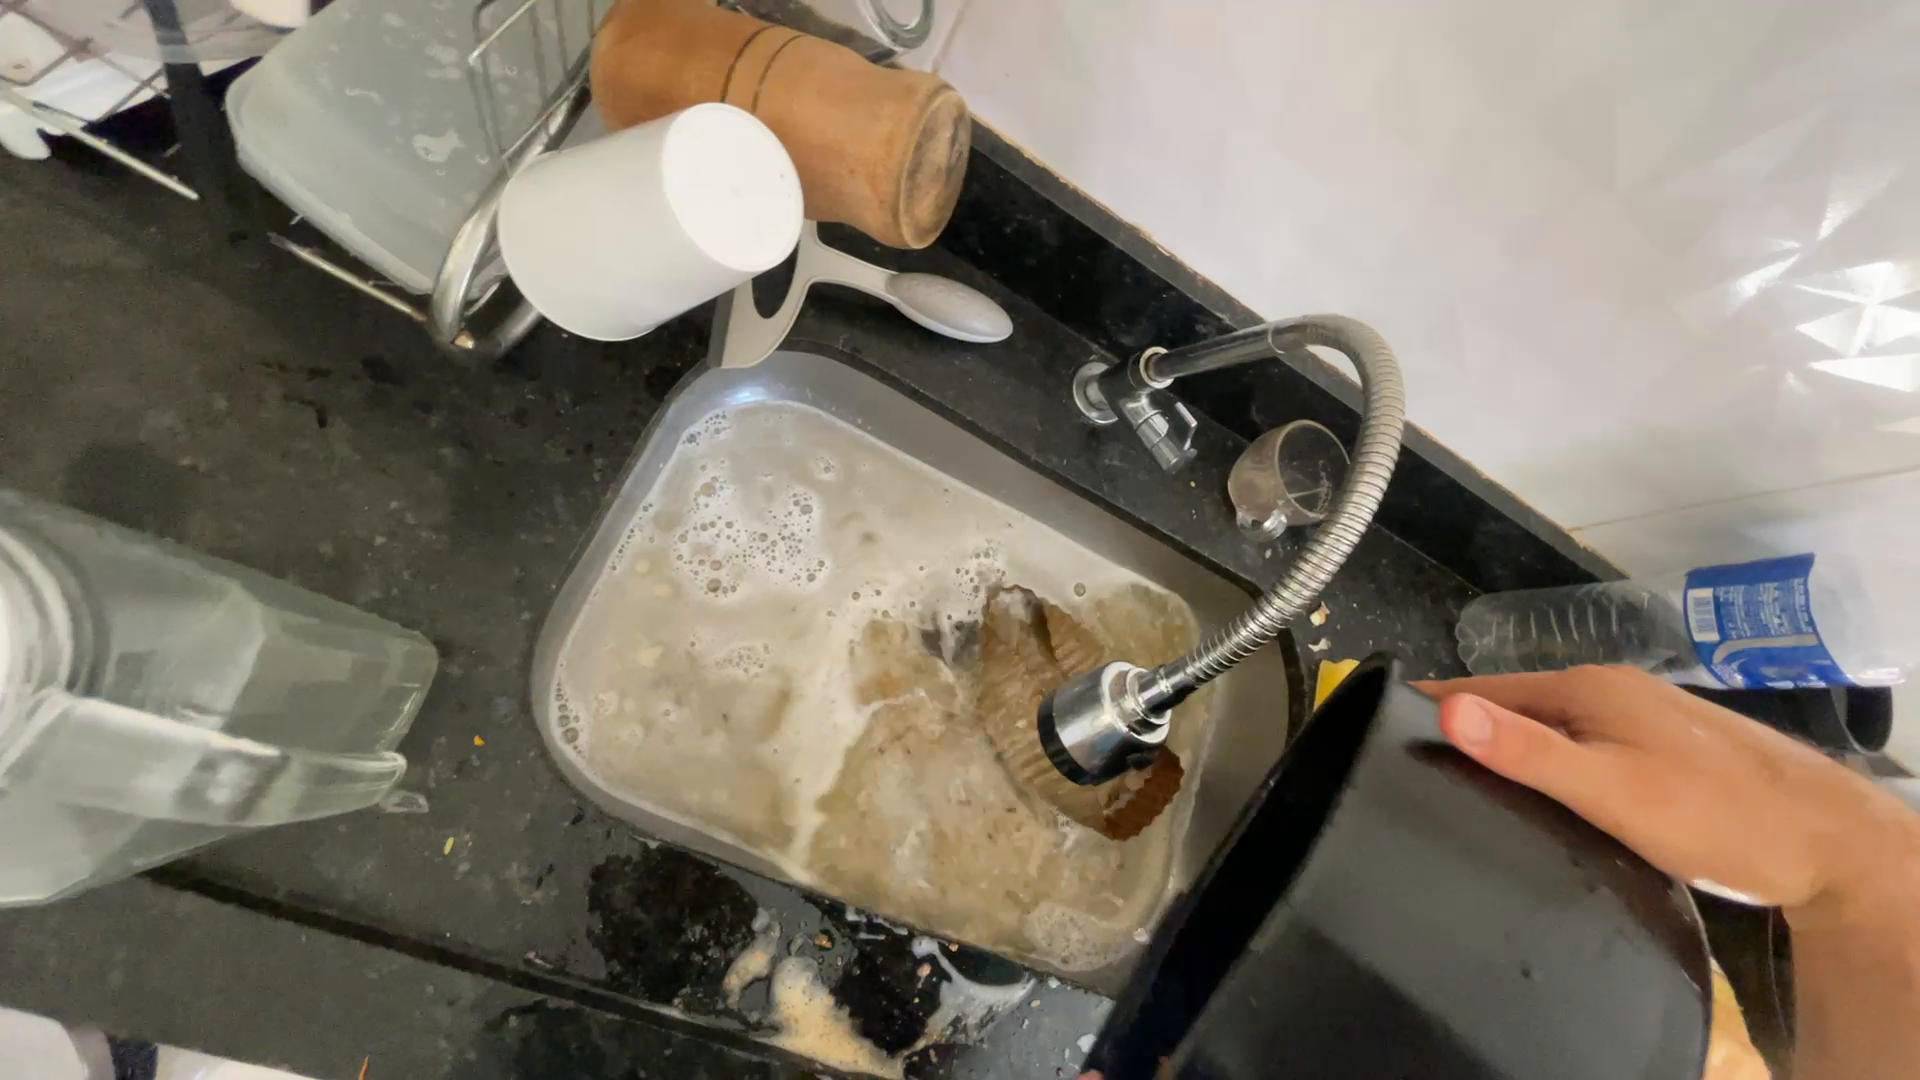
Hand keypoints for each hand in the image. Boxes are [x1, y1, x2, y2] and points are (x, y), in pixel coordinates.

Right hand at [1417, 666, 1919, 915]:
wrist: (1847, 852)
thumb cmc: (1716, 817)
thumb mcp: (1609, 790)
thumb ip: (1525, 750)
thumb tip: (1445, 706)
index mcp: (1586, 688)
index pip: (1483, 686)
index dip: (1435, 701)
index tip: (1386, 719)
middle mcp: (1609, 687)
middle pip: (1516, 700)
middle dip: (1469, 721)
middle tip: (1424, 758)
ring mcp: (1642, 711)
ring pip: (1551, 718)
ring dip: (1510, 736)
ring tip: (1475, 772)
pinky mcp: (1664, 739)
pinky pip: (1582, 734)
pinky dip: (1549, 749)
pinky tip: (1549, 782)